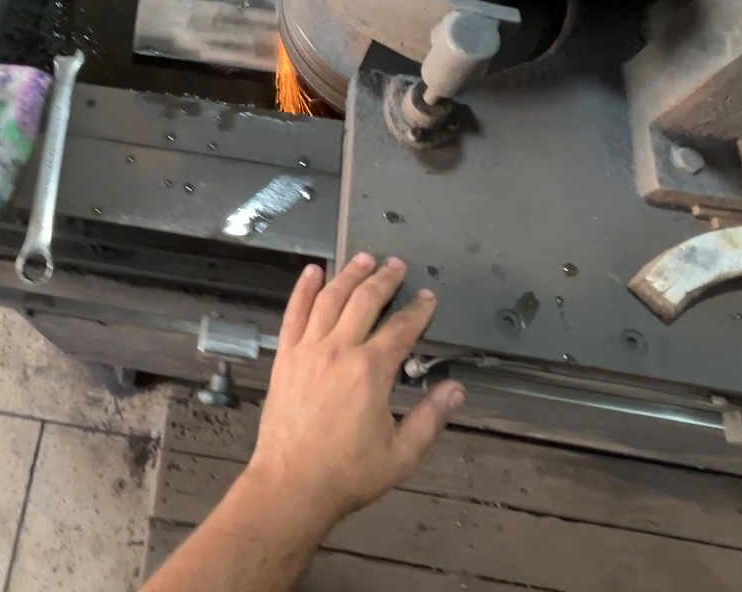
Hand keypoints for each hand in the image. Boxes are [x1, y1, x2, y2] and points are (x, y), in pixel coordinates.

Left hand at [242, 253, 465, 531]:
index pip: (401, 328)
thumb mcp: (401, 454)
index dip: (418, 310)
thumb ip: (430, 418)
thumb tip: (455, 389)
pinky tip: (312, 272)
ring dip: (348, 275)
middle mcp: (339, 350)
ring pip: (330, 298)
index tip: (428, 299)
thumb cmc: (348, 473)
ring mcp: (308, 349)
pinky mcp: (286, 355)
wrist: (292, 483)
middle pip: (365, 301)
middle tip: (396, 265)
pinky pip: (294, 312)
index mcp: (371, 371)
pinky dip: (303, 289)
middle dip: (384, 279)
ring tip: (363, 259)